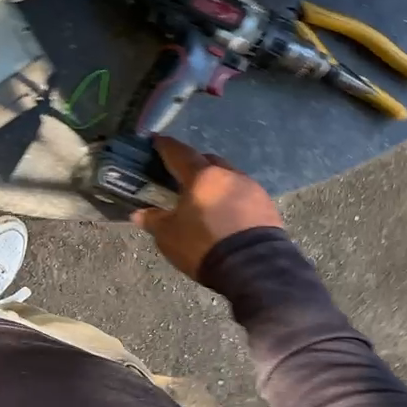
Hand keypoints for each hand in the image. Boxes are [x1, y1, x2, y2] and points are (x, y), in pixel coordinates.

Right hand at [131, 138, 282, 280]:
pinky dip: (230, 196)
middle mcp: (229, 174)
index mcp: (202, 176)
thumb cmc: (203, 244)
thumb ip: (154, 220)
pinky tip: (224, 212)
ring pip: (228, 176)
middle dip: (194, 164)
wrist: (252, 266)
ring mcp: (251, 188)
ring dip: (215, 182)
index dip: (166, 146)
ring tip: (204, 198)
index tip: (157, 140)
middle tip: (181, 176)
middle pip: (208, 161)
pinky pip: (242, 192)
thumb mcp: (169, 236)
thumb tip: (139, 214)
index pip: (180, 153)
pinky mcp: (266, 204)